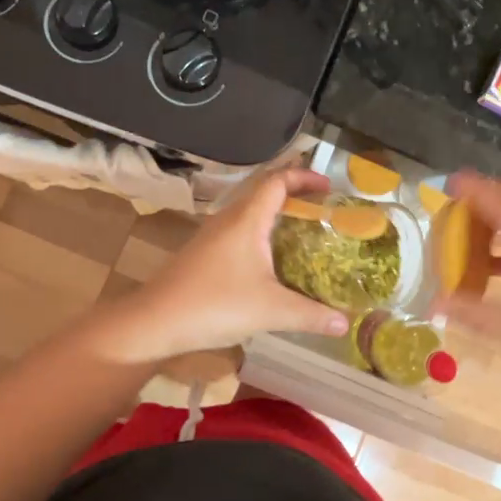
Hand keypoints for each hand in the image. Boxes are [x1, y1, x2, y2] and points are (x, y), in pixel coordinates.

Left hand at [90, 168, 350, 364]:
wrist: (154, 321)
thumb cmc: (213, 305)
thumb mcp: (270, 311)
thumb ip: (311, 315)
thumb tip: (345, 323)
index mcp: (247, 219)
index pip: (278, 180)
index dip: (305, 177)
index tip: (330, 188)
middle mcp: (230, 218)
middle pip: (264, 190)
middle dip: (295, 191)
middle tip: (324, 206)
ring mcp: (214, 235)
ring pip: (250, 210)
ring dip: (277, 212)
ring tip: (305, 228)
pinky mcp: (205, 252)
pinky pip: (240, 229)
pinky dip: (262, 231)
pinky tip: (273, 258)